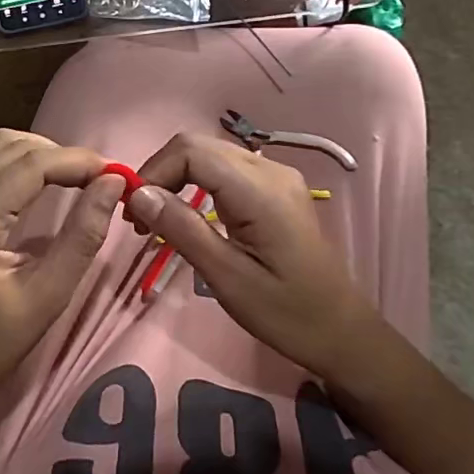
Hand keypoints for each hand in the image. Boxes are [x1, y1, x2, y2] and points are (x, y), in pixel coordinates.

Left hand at [0, 130, 123, 425]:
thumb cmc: (0, 338)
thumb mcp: (50, 293)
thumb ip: (84, 235)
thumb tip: (113, 182)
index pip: (31, 166)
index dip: (77, 161)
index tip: (114, 172)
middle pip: (11, 149)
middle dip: (61, 157)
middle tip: (97, 180)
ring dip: (33, 155)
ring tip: (68, 178)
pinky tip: (4, 171)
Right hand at [128, 133, 385, 378]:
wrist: (340, 328)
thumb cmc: (284, 312)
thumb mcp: (227, 277)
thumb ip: (183, 229)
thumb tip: (139, 195)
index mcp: (260, 190)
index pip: (191, 150)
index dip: (154, 171)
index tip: (134, 213)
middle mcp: (271, 170)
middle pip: (199, 145)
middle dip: (161, 173)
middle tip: (139, 218)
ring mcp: (278, 177)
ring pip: (211, 155)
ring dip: (177, 177)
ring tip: (156, 219)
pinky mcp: (278, 189)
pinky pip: (227, 170)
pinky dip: (197, 183)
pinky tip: (186, 214)